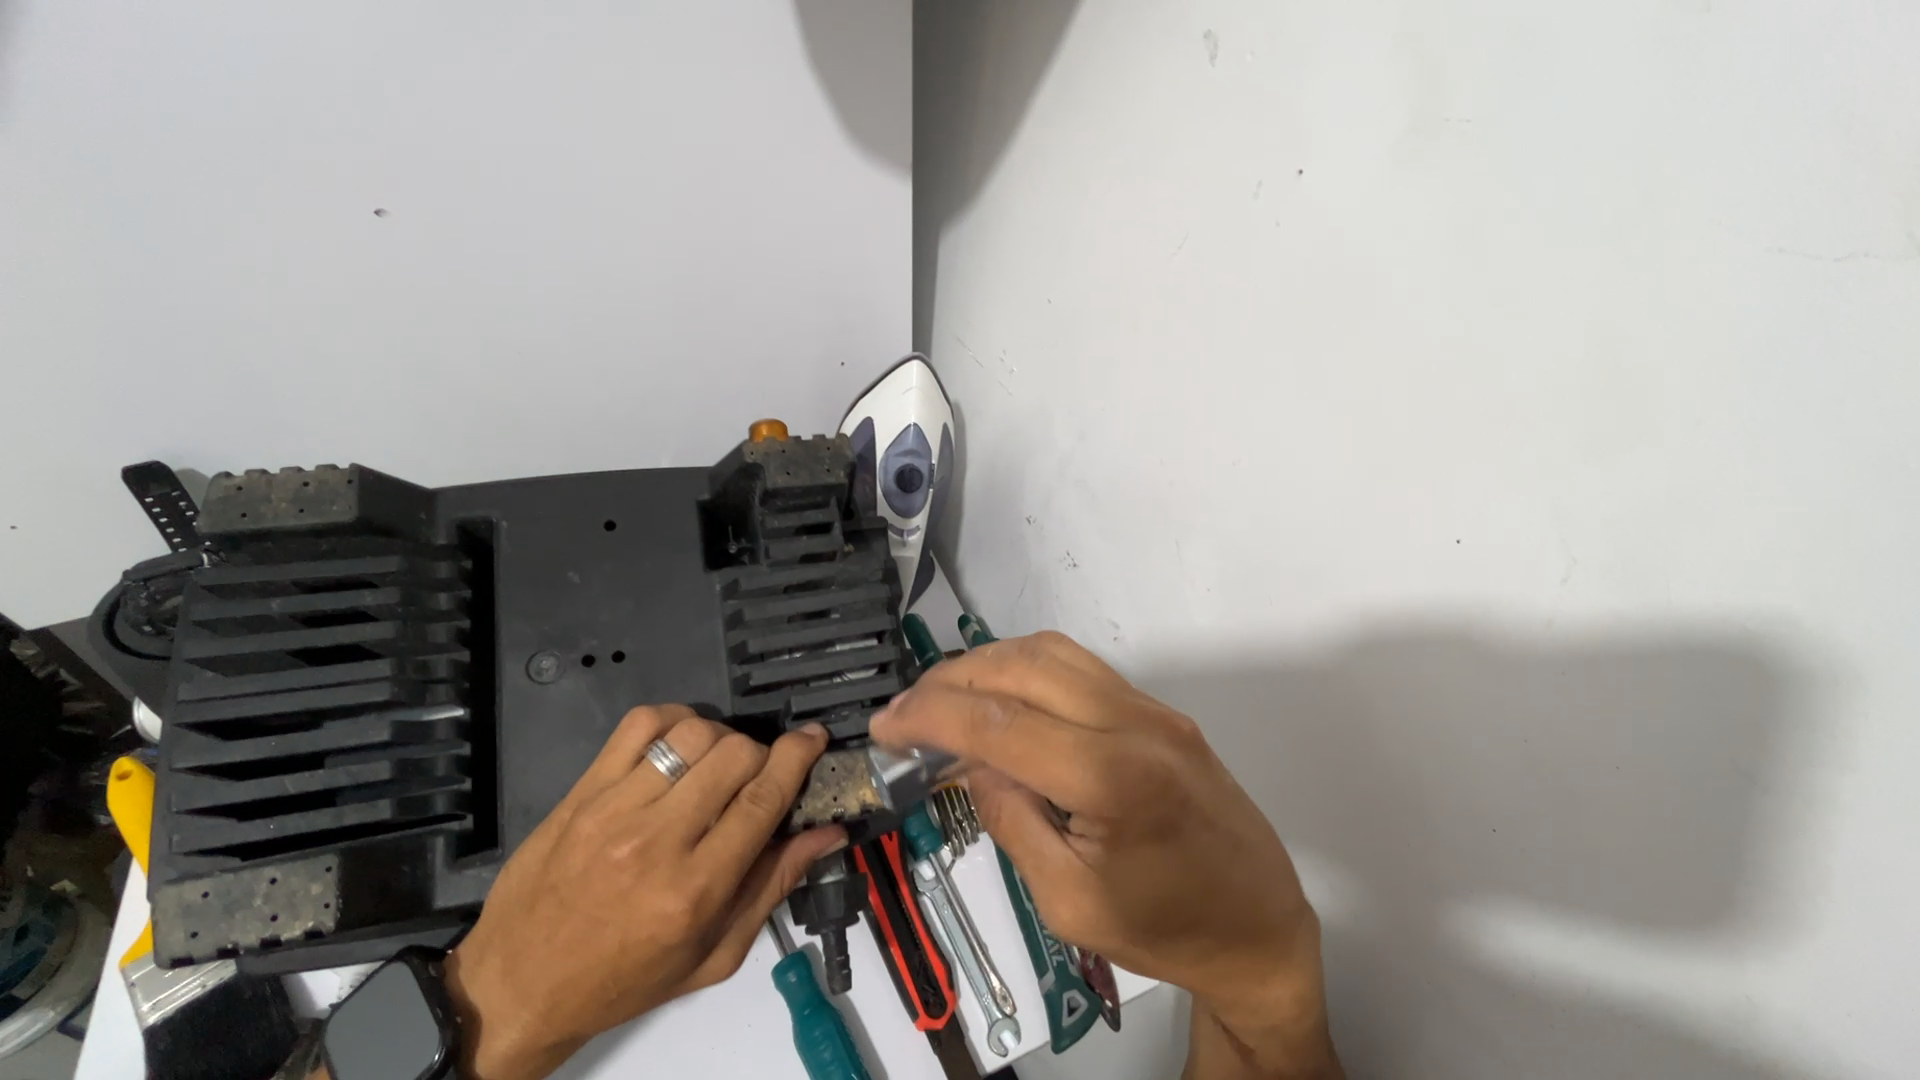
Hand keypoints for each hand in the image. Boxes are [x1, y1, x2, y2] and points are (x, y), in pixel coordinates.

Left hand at [441, 706, 846, 1079]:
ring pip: (692, 733)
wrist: (519, 987)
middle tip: (757, 775)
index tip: (814, 739)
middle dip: (762, 753)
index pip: (762, 798)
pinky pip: (639, 724)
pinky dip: (674, 719)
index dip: (799, 757)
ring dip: (720, 739)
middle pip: (734, 755)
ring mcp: (613, 809)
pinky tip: (679, 744)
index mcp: (695, 890)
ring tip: (716, 765)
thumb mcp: (714, 955)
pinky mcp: (582, 791)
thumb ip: (774, 886)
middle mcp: (656, 842)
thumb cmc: (625, 980)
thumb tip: (828, 833)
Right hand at [871, 632, 1339, 1077]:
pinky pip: (1078, 667)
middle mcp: (1133, 722)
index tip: (884, 727)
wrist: (1257, 924)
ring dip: (985, 664)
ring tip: (941, 698)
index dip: (931, 717)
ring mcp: (1151, 708)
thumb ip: (1011, 819)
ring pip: (1049, 653)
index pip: (999, 722)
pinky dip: (1024, 668)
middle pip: (1021, 669)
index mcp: (1112, 778)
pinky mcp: (1157, 710)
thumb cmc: (1166, 930)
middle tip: (904, 712)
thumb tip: (968, 759)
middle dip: (949, 681)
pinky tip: (997, 694)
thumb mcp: (1069, 902)